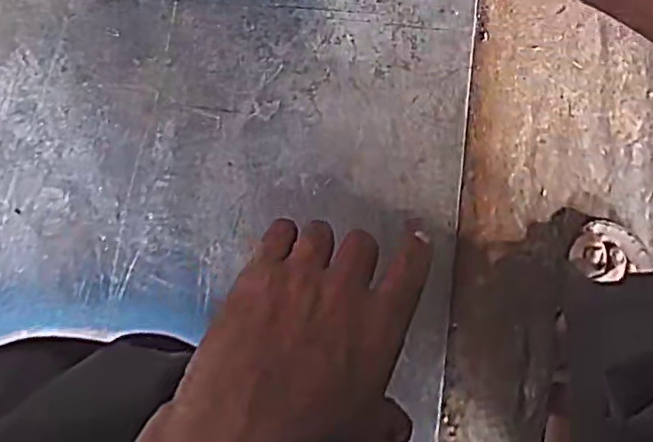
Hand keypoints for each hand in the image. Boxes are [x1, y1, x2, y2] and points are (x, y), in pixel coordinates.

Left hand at [141, 219, 433, 441]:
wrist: (237, 439)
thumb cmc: (301, 437)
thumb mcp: (360, 431)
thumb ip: (385, 416)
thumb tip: (394, 422)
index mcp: (378, 327)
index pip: (411, 267)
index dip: (416, 247)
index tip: (415, 236)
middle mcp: (343, 291)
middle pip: (362, 242)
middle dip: (356, 254)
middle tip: (346, 269)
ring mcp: (300, 276)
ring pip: (320, 231)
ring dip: (318, 245)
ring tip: (308, 261)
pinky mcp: (260, 273)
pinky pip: (279, 231)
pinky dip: (282, 237)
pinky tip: (278, 250)